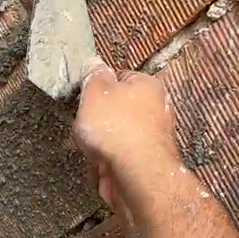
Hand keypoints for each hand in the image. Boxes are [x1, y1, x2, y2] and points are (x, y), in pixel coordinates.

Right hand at [71, 68, 178, 213]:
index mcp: (147, 85)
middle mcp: (154, 109)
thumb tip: (93, 63)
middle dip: (96, 119)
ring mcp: (149, 138)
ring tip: (92, 148)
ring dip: (98, 143)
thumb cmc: (118, 130)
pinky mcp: (142, 162)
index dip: (97, 88)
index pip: (119, 78)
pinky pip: (115, 158)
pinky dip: (104, 161)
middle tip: (85, 125)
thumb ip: (92, 75)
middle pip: (116, 109)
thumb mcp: (95, 91)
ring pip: (113, 136)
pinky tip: (100, 163)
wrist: (135, 174)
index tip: (84, 97)